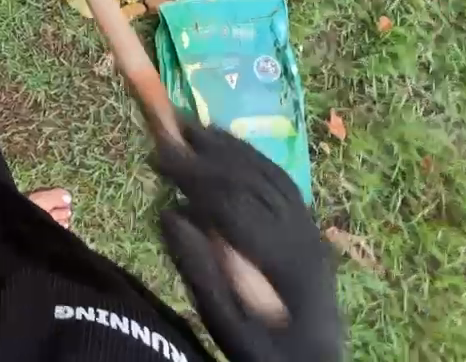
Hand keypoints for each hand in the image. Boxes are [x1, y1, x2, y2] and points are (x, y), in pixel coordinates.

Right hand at [154, 120, 342, 361]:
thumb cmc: (264, 352)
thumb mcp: (226, 324)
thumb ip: (198, 270)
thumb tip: (167, 212)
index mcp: (284, 260)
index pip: (231, 200)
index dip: (191, 174)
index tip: (154, 156)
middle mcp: (304, 234)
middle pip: (250, 178)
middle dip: (204, 152)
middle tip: (163, 132)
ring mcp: (311, 227)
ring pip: (266, 171)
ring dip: (227, 145)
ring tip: (190, 126)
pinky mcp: (310, 225)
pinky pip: (279, 177)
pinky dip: (249, 154)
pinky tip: (225, 144)